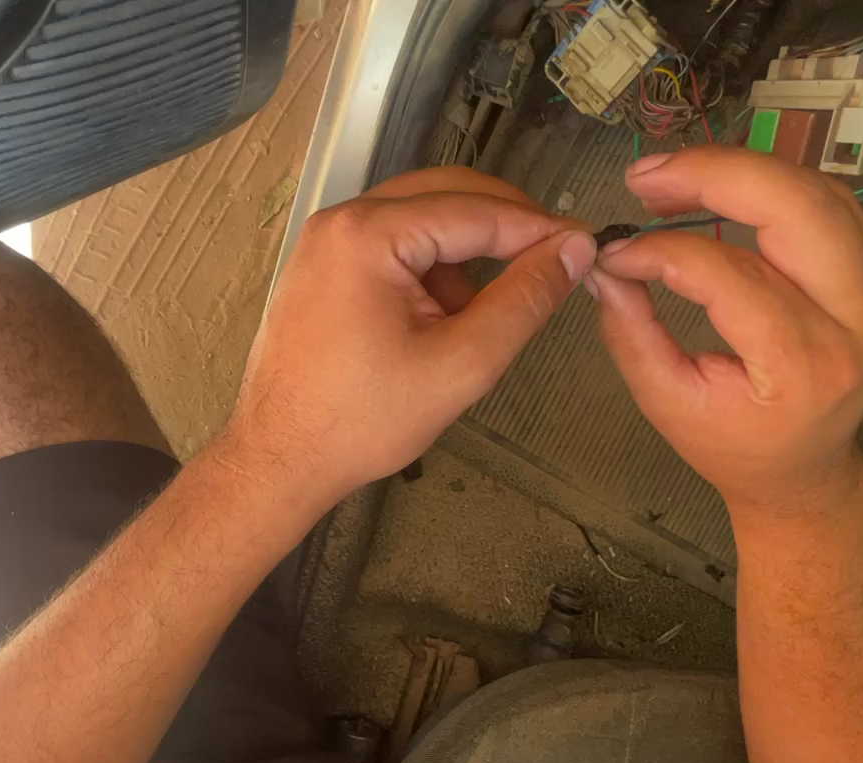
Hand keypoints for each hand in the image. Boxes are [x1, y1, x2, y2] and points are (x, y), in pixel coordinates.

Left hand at [218, 167, 594, 511]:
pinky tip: (434, 327)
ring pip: (417, 227)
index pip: (475, 210)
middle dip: (501, 232)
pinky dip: (424, 277)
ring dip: (460, 261)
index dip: (537, 227)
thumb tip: (572, 250)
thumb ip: (523, 302)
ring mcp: (322, 247)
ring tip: (477, 322)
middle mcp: (339, 222)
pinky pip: (387, 254)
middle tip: (549, 266)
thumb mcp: (460, 365)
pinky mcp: (317, 274)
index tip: (583, 245)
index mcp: (368, 234)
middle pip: (443, 200)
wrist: (279, 461)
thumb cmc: (363, 422)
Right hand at [587, 147, 862, 518]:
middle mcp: (854, 319)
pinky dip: (770, 188)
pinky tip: (721, 192)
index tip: (614, 253)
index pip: (729, 275)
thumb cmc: (730, 448)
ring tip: (672, 181)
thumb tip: (604, 268)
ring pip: (819, 193)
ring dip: (742, 172)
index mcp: (800, 365)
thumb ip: (633, 336)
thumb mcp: (667, 405)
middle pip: (797, 207)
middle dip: (715, 174)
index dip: (663, 252)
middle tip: (645, 176)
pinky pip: (827, 207)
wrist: (800, 472)